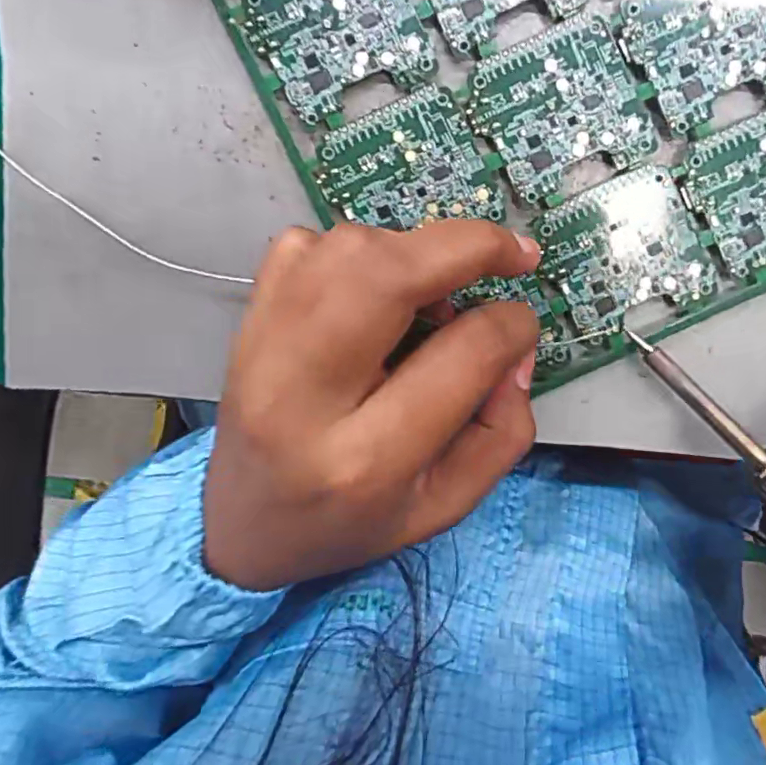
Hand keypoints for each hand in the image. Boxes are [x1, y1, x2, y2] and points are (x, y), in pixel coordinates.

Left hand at [203, 221, 542, 591]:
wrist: (242, 520)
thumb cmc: (347, 520)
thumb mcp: (443, 505)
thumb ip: (500, 431)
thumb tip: (515, 343)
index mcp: (363, 460)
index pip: (460, 356)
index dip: (511, 323)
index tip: (523, 319)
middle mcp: (302, 393)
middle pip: (385, 277)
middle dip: (465, 246)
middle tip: (506, 254)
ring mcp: (262, 344)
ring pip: (347, 248)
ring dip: (409, 249)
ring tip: (431, 285)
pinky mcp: (248, 314)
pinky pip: (305, 244)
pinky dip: (354, 250)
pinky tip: (369, 290)